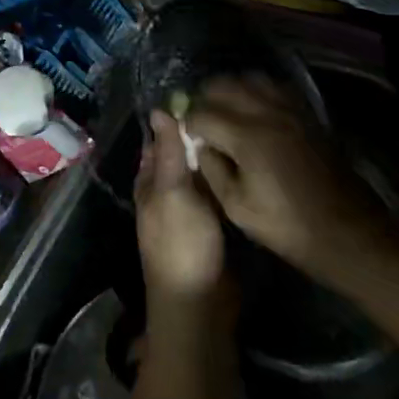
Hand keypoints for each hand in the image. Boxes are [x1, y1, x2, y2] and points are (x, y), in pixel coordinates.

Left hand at [135, 109, 229, 306]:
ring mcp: (191, 208)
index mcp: (150, 181)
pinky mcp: (212, 223)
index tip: (206, 94)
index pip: (160, 138)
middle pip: (183, 153)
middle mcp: (167, 191)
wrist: (202, 304)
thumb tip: (157, 109)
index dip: (177, 117)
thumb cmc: (182, 244)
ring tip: (245, 126)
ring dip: (216, 153)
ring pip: (202, 171)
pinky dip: (228, 175)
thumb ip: (167, 153)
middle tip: (234, 107)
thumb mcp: (173, 193)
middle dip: (201, 133)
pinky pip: (218, 190)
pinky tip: (247, 162)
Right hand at [188, 75, 398, 287]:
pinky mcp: (306, 113)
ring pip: (250, 79)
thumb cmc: (288, 227)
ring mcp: (290, 109)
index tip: (185, 136)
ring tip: (225, 113)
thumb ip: (213, 171)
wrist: (346, 230)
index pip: (202, 114)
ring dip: (232, 91)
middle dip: (205, 100)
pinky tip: (254, 111)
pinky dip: (257, 91)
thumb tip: (200, 147)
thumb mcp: (238, 209)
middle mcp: (267, 112)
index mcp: (247, 137)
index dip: (188, 124)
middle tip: (200, 121)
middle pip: (224, 85)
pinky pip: (274, 87)